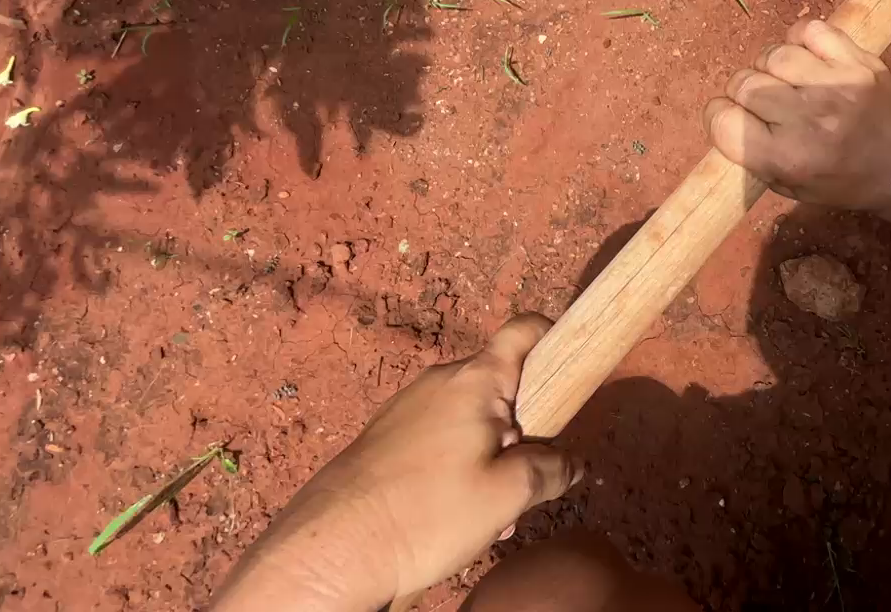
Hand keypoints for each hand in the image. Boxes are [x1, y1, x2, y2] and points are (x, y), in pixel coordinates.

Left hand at [212, 315, 582, 610]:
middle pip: (500, 382)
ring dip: (490, 451)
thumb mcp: (507, 496)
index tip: (568, 373)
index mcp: (475, 379)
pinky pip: (436, 436)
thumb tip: (573, 462)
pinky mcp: (379, 440)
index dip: (555, 336)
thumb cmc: (424, 515)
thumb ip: (551, 470)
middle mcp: (440, 381)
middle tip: (524, 476)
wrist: (317, 562)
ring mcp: (405, 409)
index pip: (525, 327)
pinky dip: (455, 463)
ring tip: (486, 510)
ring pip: (469, 415)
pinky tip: (448, 516)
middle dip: (522, 425)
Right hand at [704, 18, 890, 211]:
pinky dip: (800, 41)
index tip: (733, 119)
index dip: (719, 117)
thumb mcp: (789, 188)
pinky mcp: (859, 61)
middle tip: (768, 105)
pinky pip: (808, 31)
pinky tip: (808, 61)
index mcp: (788, 159)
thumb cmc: (844, 181)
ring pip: (773, 56)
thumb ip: (751, 154)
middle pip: (744, 84)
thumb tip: (724, 113)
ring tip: (789, 83)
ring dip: (772, 67)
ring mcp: (837, 86)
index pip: (722, 121)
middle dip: (745, 93)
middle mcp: (811, 120)